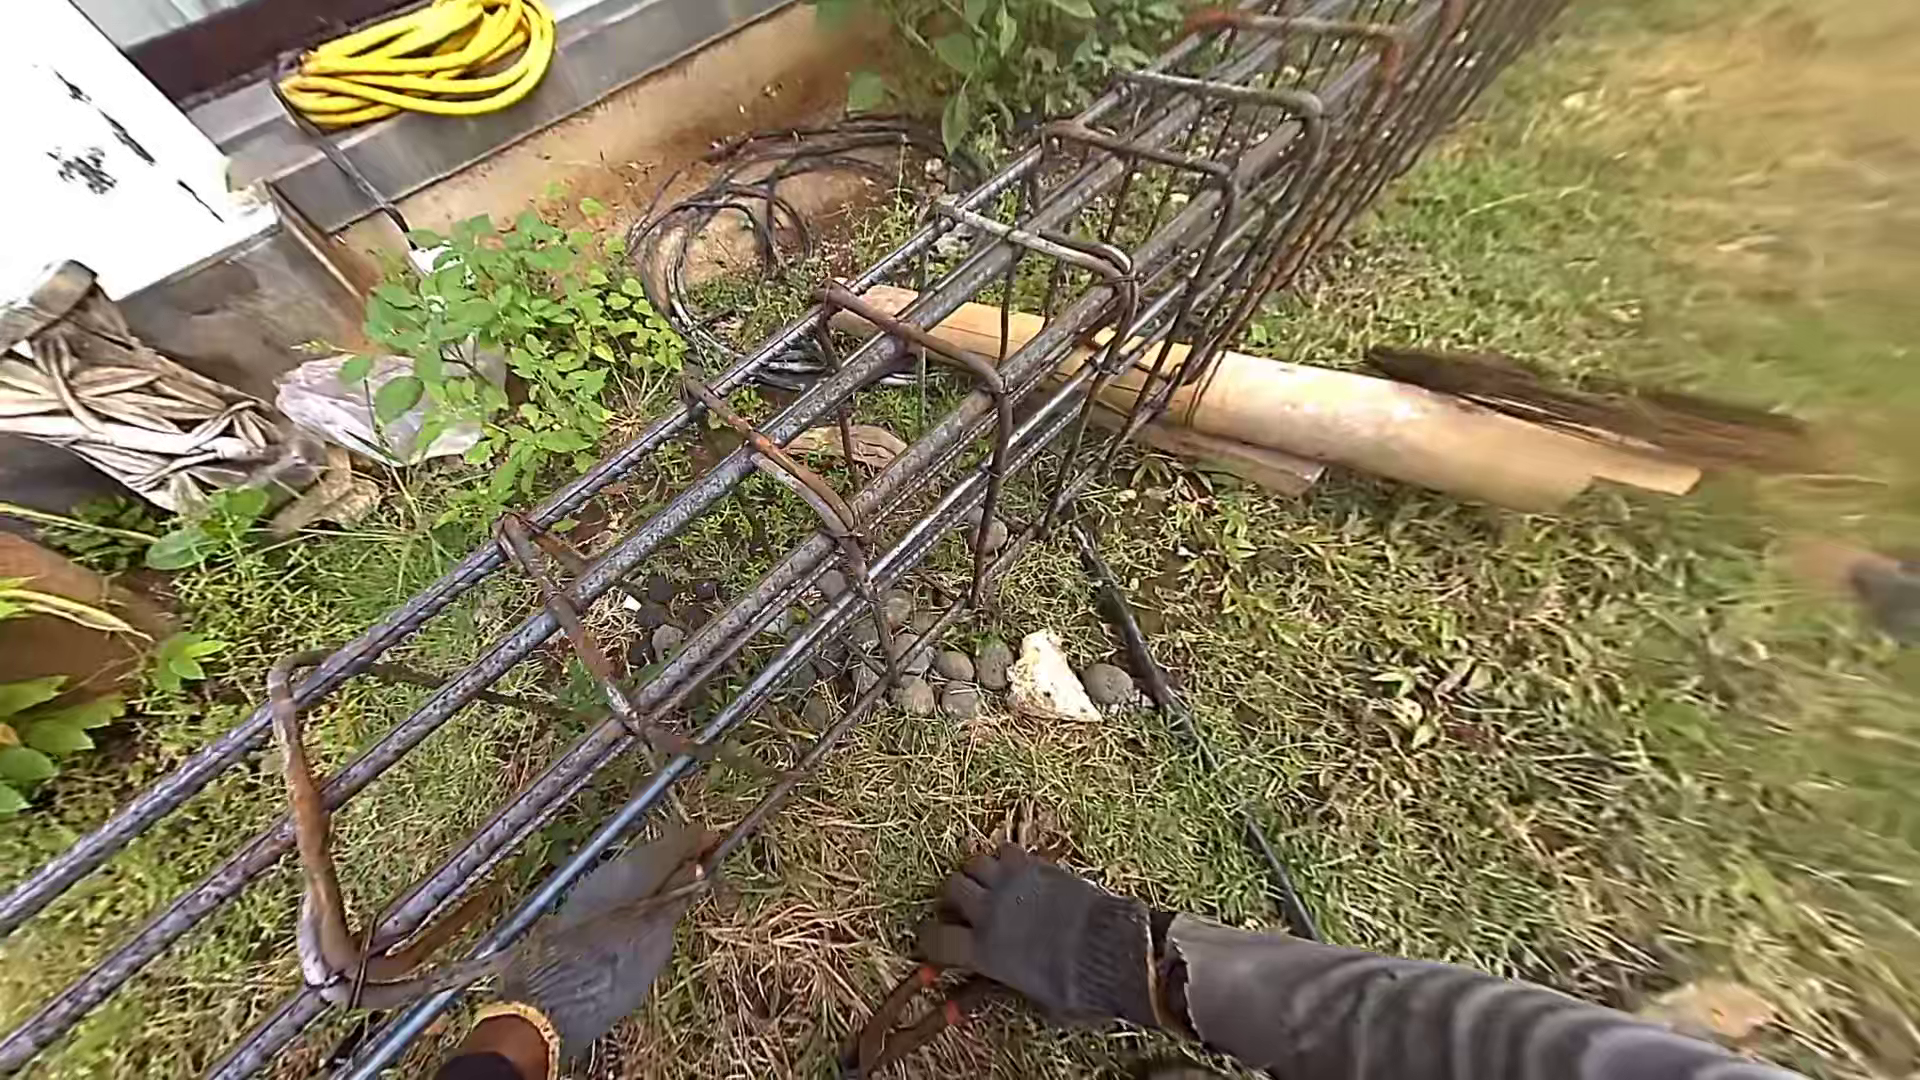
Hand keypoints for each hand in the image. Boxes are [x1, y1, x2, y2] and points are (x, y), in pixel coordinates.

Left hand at [497, 822, 707, 1060]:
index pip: (677, 839)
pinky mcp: (582, 906)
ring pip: (639, 867)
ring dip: (663, 872)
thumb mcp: (656, 935)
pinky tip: (651, 905)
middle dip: (682, 855)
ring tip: (683, 888)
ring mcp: (594, 886)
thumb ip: (679, 895)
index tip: (720, 842)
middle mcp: (614, 868)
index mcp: (636, 869)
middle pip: (657, 850)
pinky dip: (644, 887)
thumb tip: (699, 863)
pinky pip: (624, 884)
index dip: (701, 840)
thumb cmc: (609, 971)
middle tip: (706, 866)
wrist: (543, 1010)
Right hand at [916, 844, 1159, 1027]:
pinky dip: (1001, 859)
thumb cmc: (1074, 986)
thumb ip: (993, 989)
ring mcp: (1011, 881)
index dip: (928, 940)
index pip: (937, 939)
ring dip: (974, 874)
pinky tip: (1011, 873)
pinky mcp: (1033, 864)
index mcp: (985, 948)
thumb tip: (967, 1001)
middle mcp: (990, 908)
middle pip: (950, 888)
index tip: (930, 941)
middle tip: (959, 909)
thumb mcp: (1030, 998)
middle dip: (950, 898)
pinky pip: (1004, 850)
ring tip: (984, 886)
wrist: (1109, 949)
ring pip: (973, 862)